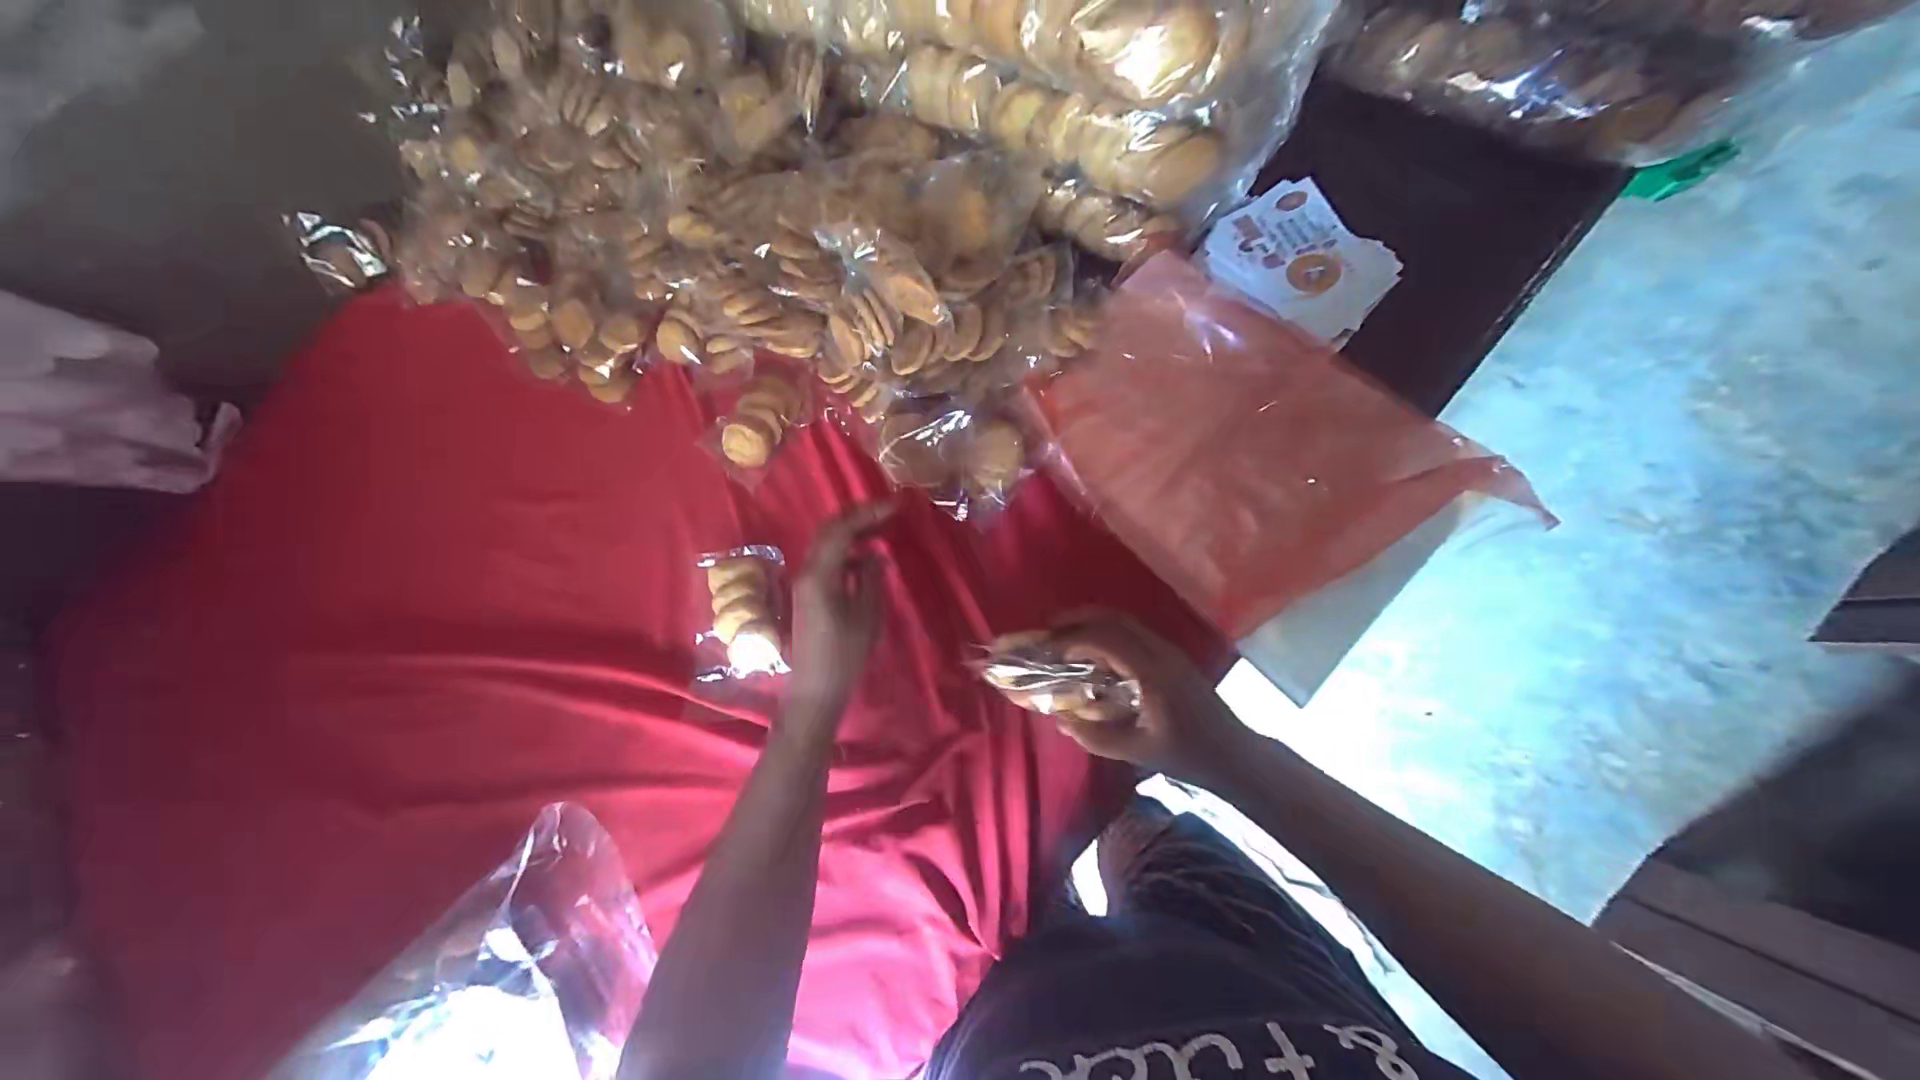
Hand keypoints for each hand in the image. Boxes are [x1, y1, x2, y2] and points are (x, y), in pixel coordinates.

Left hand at [789, 502, 895, 713]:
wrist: (816, 689)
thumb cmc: (845, 655)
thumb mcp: (867, 616)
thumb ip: (872, 579)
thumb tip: (876, 554)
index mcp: (820, 574)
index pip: (842, 530)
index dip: (868, 513)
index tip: (895, 507)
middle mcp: (807, 571)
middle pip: (829, 531)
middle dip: (859, 517)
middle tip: (889, 513)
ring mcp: (804, 582)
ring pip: (827, 544)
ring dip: (852, 533)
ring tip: (883, 530)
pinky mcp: (808, 593)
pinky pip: (827, 560)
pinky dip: (847, 552)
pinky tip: (868, 560)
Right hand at [1048, 612, 1255, 783]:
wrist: (1235, 755)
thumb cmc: (1189, 755)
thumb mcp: (1138, 752)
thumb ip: (1095, 736)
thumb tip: (1060, 719)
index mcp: (1153, 672)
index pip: (1107, 639)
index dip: (1074, 639)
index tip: (1048, 650)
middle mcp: (1161, 652)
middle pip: (1116, 618)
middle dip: (1079, 618)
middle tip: (1049, 628)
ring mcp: (1169, 651)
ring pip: (1126, 621)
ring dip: (1093, 622)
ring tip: (1065, 636)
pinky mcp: (1172, 656)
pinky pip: (1134, 632)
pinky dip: (1107, 632)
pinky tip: (1093, 651)